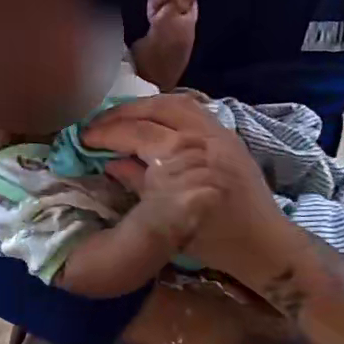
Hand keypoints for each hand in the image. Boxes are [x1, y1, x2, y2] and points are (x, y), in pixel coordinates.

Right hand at [84, 94, 294, 275]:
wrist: (260, 242)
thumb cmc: (210, 239)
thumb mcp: (163, 216)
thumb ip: (136, 181)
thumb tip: (110, 162)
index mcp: (180, 155)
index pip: (135, 132)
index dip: (105, 133)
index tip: (82, 137)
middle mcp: (199, 135)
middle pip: (154, 108)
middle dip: (121, 112)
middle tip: (98, 122)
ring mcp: (217, 130)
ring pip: (176, 102)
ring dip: (145, 105)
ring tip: (123, 116)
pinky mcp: (227, 134)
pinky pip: (194, 109)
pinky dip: (168, 109)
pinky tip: (156, 119)